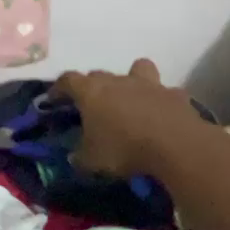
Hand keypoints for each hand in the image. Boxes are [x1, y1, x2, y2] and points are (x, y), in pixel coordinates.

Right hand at [55, 59, 212, 175]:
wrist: (176, 146)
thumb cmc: (124, 149)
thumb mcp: (91, 160)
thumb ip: (79, 156)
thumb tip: (75, 157)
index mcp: (91, 92)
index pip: (67, 80)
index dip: (58, 89)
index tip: (53, 100)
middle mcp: (118, 81)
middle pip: (98, 74)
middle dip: (91, 87)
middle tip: (90, 105)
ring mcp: (149, 84)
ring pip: (136, 69)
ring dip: (131, 79)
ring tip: (130, 98)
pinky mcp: (175, 94)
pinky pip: (164, 92)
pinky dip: (160, 100)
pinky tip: (160, 115)